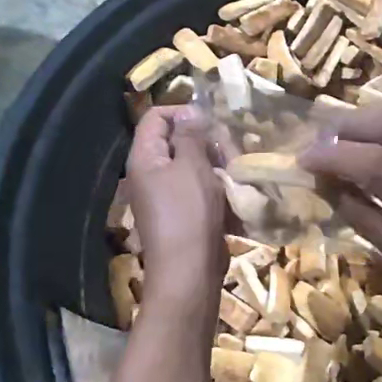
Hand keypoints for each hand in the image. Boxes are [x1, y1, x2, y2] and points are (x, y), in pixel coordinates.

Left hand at [127, 106, 226, 300]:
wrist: (189, 270)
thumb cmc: (189, 212)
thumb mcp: (192, 166)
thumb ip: (190, 136)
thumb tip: (189, 113)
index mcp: (145, 158)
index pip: (155, 117)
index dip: (182, 112)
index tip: (212, 123)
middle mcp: (150, 174)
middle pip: (176, 142)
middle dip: (206, 143)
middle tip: (230, 153)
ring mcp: (166, 196)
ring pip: (192, 167)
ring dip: (216, 167)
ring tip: (236, 176)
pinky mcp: (182, 214)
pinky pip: (199, 191)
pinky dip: (217, 190)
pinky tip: (235, 197)